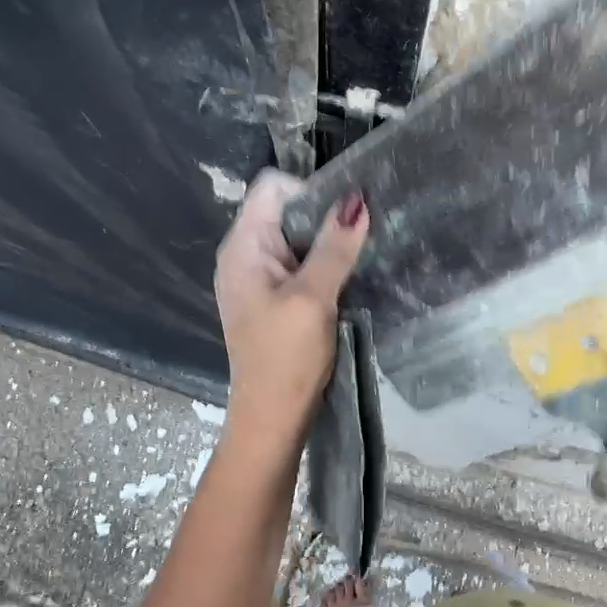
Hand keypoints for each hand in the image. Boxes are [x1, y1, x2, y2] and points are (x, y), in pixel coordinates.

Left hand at [214, 169, 368, 439]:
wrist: (272, 419)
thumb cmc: (286, 357)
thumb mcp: (313, 298)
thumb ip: (335, 247)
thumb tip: (357, 200)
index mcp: (243, 247)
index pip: (272, 187)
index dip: (311, 190)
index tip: (345, 217)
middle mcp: (245, 256)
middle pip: (287, 211)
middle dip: (325, 217)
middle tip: (363, 237)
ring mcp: (258, 281)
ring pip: (298, 241)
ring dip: (328, 246)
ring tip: (361, 260)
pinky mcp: (274, 303)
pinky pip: (300, 269)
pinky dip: (323, 269)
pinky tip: (346, 284)